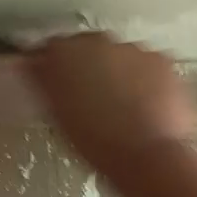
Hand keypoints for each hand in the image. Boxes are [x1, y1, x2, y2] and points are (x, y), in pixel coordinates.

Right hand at [22, 32, 196, 171]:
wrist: (146, 155)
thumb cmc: (95, 142)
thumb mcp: (58, 115)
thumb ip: (45, 83)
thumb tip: (32, 65)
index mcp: (64, 53)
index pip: (54, 48)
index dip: (56, 66)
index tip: (59, 83)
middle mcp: (99, 41)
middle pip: (91, 48)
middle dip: (91, 67)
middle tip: (94, 98)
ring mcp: (134, 48)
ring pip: (123, 56)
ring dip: (121, 72)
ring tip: (125, 106)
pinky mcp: (163, 61)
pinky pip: (150, 66)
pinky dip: (148, 79)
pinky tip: (148, 105)